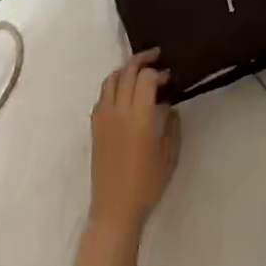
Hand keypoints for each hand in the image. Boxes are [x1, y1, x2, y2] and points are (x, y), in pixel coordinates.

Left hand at [88, 48, 181, 231]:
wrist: (115, 208)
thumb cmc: (148, 184)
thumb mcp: (169, 154)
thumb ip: (170, 125)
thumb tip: (168, 105)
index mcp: (139, 116)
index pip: (146, 78)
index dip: (159, 72)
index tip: (170, 77)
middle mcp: (118, 110)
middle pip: (126, 72)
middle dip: (142, 60)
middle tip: (156, 57)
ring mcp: (103, 117)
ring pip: (111, 80)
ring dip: (126, 69)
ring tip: (140, 69)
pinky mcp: (95, 126)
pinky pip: (103, 95)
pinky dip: (114, 85)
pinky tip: (125, 92)